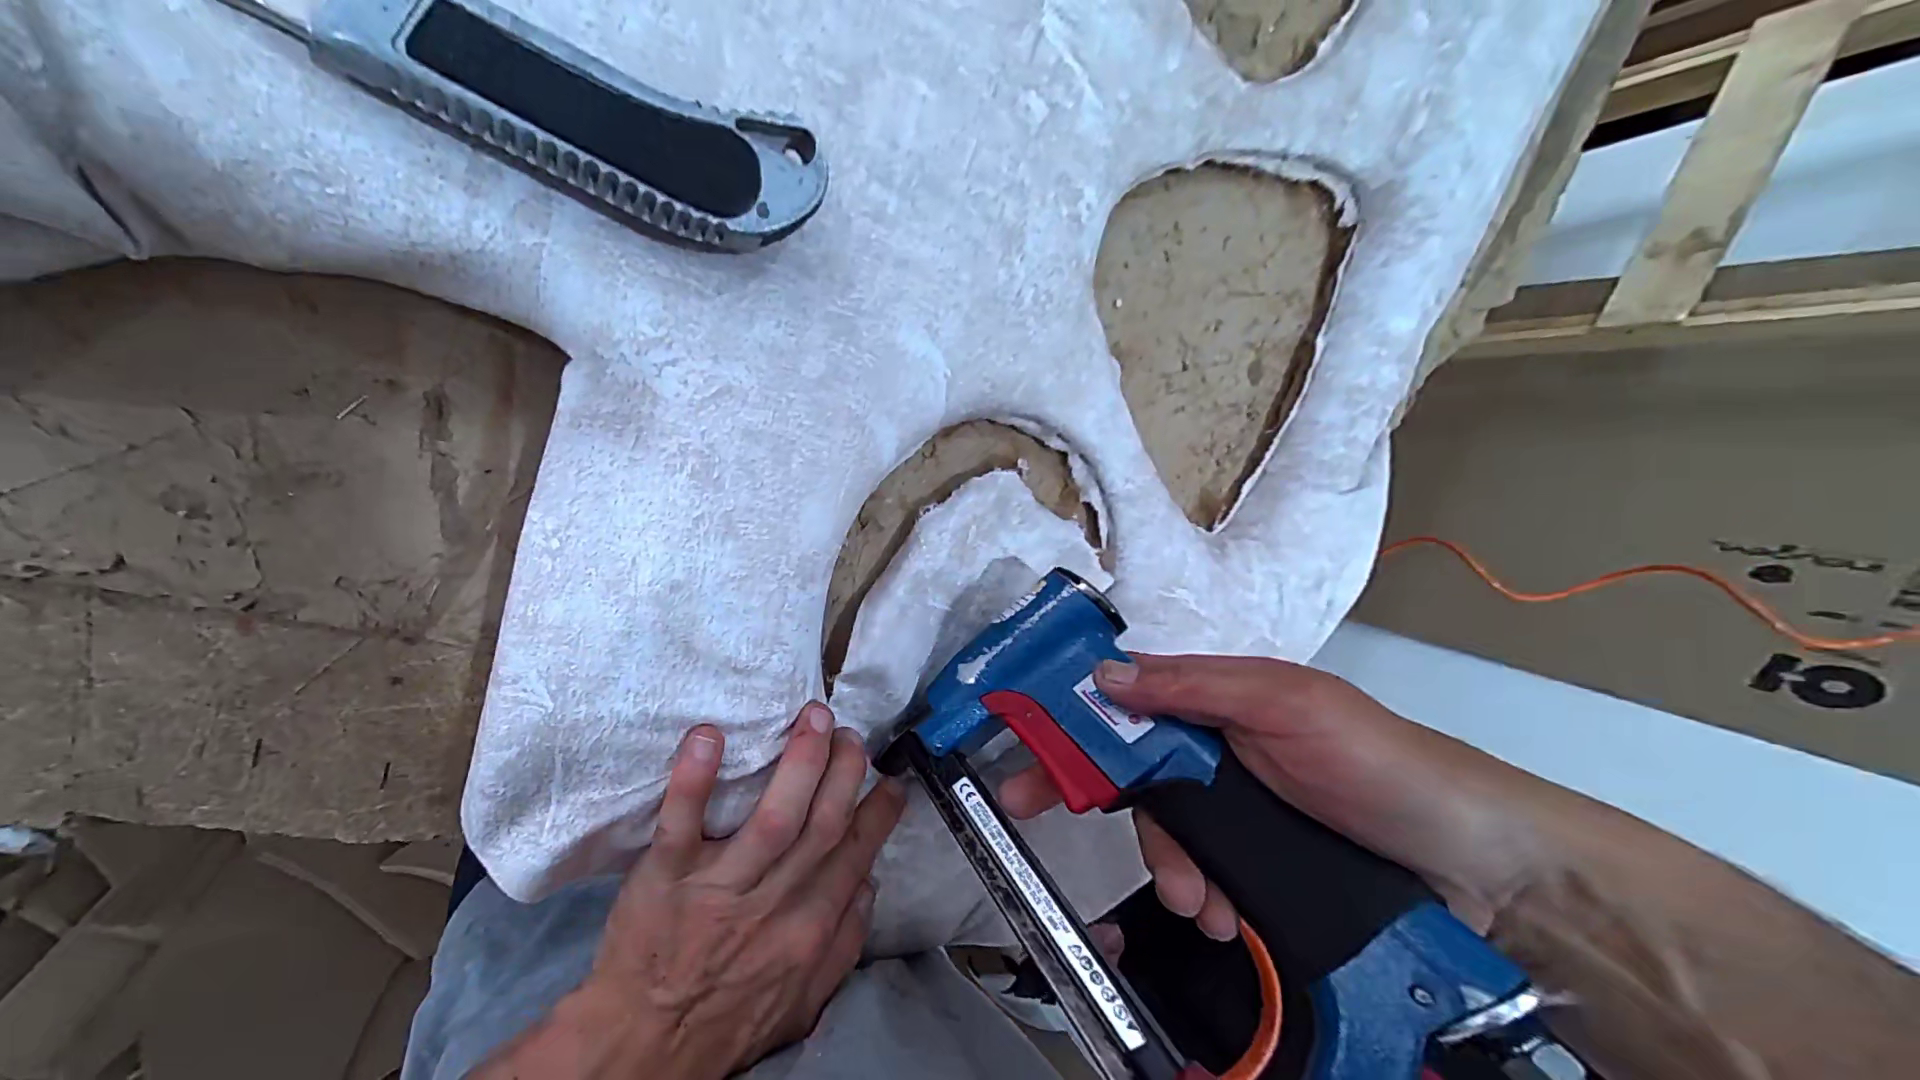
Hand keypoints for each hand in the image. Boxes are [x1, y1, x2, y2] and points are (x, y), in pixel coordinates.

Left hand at [477, 703, 907, 1079]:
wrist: (638, 1051)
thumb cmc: (724, 1019)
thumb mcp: (803, 1001)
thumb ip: (845, 941)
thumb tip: (869, 880)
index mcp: (809, 927)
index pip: (855, 854)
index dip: (879, 812)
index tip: (891, 778)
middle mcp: (773, 903)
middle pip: (822, 825)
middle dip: (845, 770)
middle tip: (850, 733)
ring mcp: (719, 888)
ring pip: (772, 818)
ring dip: (798, 762)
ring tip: (814, 717)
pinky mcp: (665, 877)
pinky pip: (682, 823)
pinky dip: (694, 780)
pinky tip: (708, 736)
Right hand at [999, 654, 1563, 938]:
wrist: (1474, 865)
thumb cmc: (1376, 762)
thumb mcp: (1282, 705)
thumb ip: (1193, 688)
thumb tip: (1104, 676)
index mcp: (1214, 699)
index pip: (1124, 698)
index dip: (1070, 716)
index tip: (1022, 741)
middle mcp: (1212, 748)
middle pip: (1127, 766)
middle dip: (1088, 793)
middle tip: (1030, 809)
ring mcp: (1230, 806)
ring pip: (1160, 828)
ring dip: (1163, 864)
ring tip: (1194, 901)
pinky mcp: (1249, 856)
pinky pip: (1195, 871)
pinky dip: (1194, 894)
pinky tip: (1217, 914)